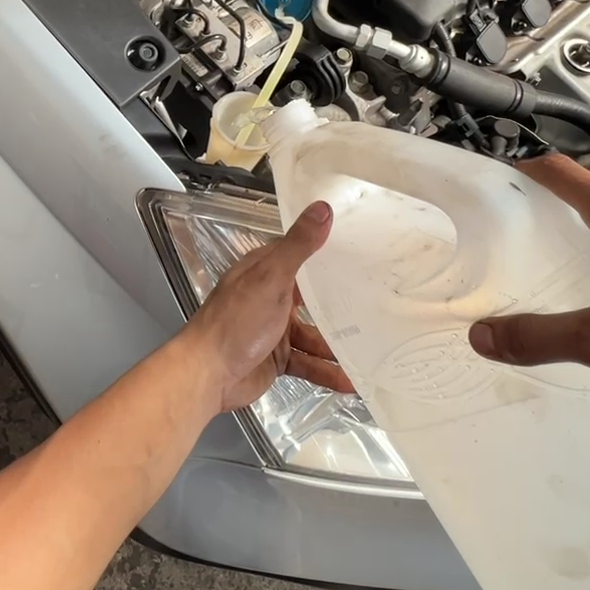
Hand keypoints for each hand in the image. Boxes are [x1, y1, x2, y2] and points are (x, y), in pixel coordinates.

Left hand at [175, 202, 354, 412]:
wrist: (208, 373)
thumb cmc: (237, 320)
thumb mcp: (271, 278)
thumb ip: (298, 246)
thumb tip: (323, 207)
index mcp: (264, 270)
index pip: (300, 253)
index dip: (328, 252)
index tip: (364, 250)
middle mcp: (269, 296)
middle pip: (311, 296)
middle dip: (340, 301)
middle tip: (380, 302)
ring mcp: (273, 329)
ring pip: (314, 334)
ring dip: (338, 343)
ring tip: (374, 349)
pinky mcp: (277, 359)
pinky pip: (308, 363)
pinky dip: (327, 372)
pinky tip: (351, 382)